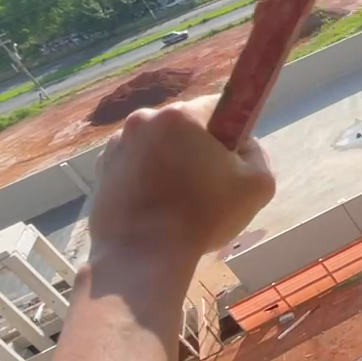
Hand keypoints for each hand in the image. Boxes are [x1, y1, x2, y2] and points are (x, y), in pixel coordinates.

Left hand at [88, 95, 273, 266]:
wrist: (144, 254)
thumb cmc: (206, 215)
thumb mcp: (260, 183)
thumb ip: (257, 153)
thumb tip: (241, 146)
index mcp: (182, 116)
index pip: (221, 105)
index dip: (234, 130)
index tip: (234, 158)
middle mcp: (144, 119)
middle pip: (188, 124)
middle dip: (202, 145)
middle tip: (213, 182)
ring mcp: (117, 143)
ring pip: (162, 143)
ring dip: (176, 160)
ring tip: (184, 197)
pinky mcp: (101, 168)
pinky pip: (139, 161)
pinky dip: (152, 175)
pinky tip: (161, 204)